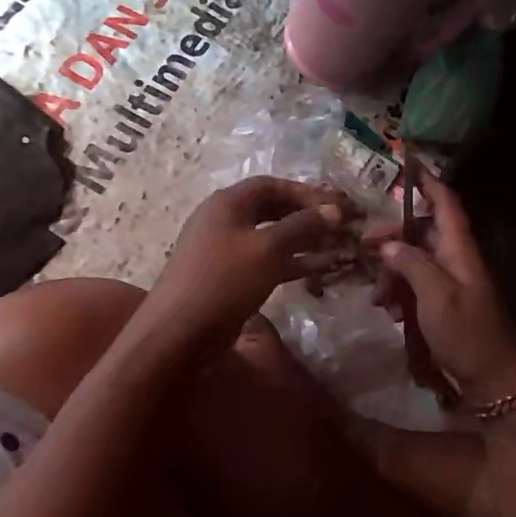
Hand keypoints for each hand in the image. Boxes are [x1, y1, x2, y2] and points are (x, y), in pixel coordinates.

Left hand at [144, 177, 353, 347]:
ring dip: (301, 240)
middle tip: (336, 224)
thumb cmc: (224, 281)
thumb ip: (302, 226)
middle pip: (270, 209)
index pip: (270, 185)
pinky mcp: (228, 277)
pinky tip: (316, 269)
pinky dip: (290, 262)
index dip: (303, 191)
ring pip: (270, 237)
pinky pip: (265, 261)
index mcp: (227, 203)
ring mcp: (224, 249)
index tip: (334, 204)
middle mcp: (223, 220)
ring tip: (334, 246)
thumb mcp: (268, 249)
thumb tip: (334, 210)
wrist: (179, 331)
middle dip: (304, 215)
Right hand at [365, 167, 515, 404]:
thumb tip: (388, 244)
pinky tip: (389, 312)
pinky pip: (415, 286)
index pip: (446, 204)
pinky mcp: (442, 303)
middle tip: (364, 247)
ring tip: (379, 299)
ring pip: (412, 261)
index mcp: (459, 249)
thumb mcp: (435, 295)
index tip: (408, 166)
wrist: (491, 376)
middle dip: (392, 239)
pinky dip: (399, 294)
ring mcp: (449, 282)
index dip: (429, 183)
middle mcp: (455, 259)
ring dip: (392, 274)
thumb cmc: (466, 331)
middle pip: (420, 233)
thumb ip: (411, 263)